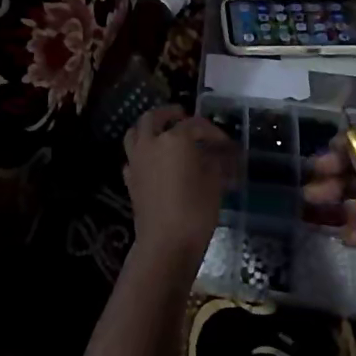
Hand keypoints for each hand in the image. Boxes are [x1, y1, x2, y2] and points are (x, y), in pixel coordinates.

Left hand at [123, 105, 235, 259]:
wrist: (165, 241)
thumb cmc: (196, 210)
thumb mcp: (215, 182)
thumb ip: (215, 161)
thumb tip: (219, 153)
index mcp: (174, 139)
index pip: (196, 124)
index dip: (213, 131)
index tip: (225, 143)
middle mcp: (150, 143)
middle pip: (154, 118)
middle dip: (170, 114)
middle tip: (183, 116)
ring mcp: (135, 161)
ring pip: (135, 132)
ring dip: (148, 128)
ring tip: (162, 132)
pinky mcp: (129, 179)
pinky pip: (132, 156)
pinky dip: (142, 152)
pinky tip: (153, 162)